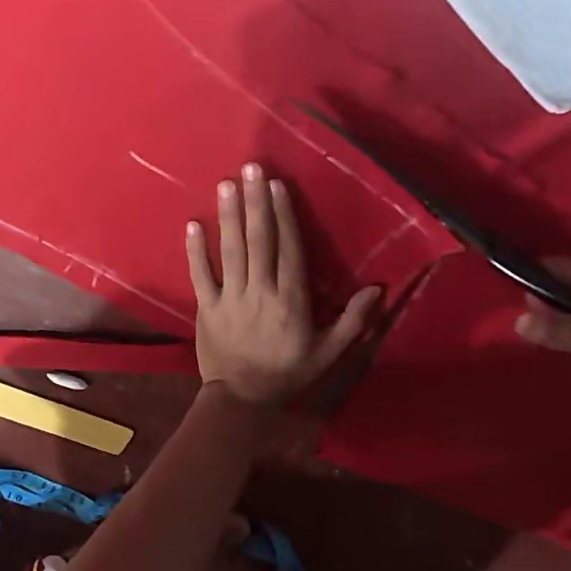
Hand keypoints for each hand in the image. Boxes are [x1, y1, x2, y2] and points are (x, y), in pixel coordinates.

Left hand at [186, 163, 379, 405]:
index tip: (278, 187)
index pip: (288, 250)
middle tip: (252, 169)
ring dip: (229, 216)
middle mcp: (260, 292)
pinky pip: (199, 275)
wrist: (241, 402)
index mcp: (290, 301)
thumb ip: (353, 322)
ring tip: (227, 184)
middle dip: (256, 203)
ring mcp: (230, 299)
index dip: (284, 216)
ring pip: (230, 251)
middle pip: (259, 241)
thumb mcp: (328, 354)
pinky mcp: (206, 308)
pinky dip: (195, 251)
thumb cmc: (287, 375)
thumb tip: (378, 289)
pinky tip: (192, 224)